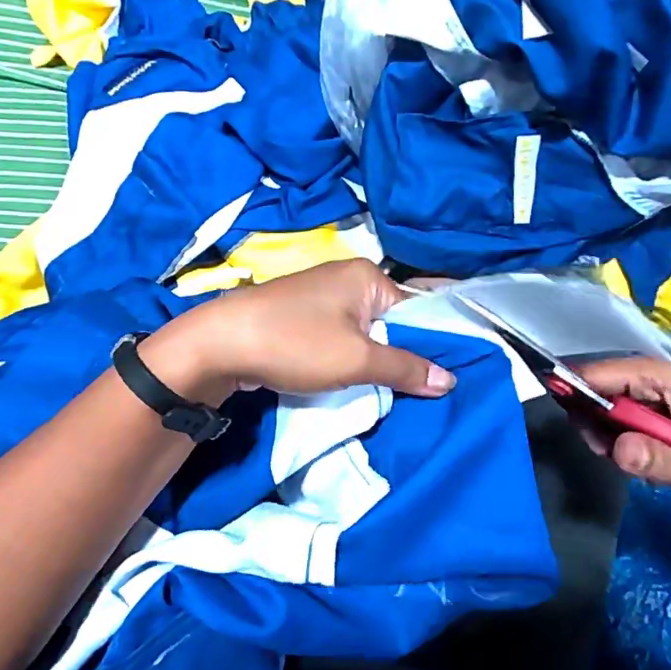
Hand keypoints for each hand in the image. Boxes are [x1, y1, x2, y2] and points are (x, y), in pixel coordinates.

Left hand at [143, 260, 455, 400]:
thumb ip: (405, 368)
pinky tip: (355, 382)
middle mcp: (347, 278)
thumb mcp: (356, 360)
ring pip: (364, 332)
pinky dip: (349, 359)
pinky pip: (340, 337)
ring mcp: (321, 296)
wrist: (221, 343)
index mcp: (367, 276)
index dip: (434, 344)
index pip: (418, 309)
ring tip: (391, 392)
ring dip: (374, 361)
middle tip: (420, 392)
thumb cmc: (295, 343)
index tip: (448, 377)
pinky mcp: (302, 315)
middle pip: (391, 321)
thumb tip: (450, 379)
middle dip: (402, 355)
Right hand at [575, 358, 670, 520]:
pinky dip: (637, 434)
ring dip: (616, 428)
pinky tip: (646, 459)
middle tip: (600, 450)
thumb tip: (610, 448)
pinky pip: (648, 416)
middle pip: (613, 385)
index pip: (607, 371)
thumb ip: (659, 458)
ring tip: (624, 459)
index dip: (576, 386)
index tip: (557, 411)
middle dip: (596, 413)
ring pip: (629, 402)